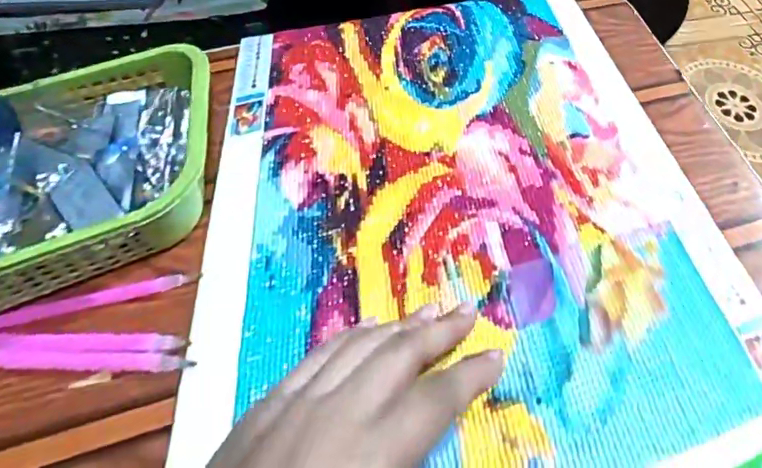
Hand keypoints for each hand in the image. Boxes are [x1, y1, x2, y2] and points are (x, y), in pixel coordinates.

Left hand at [207, 305, 503, 467]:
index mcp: (372, 455)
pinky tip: (366, 325)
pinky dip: (349, 336)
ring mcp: (297, 406)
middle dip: (442, 332)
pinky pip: (317, 356)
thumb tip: (434, 437)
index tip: (498, 354)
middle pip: (403, 356)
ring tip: (430, 308)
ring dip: (401, 325)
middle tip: (470, 310)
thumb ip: (408, 462)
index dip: (472, 375)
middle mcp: (340, 416)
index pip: (437, 400)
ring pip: (363, 346)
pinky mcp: (263, 409)